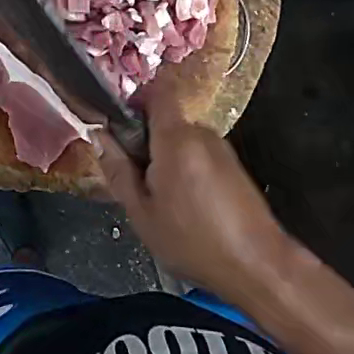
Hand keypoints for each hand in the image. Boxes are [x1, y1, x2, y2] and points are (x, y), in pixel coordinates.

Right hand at [96, 77, 293, 302]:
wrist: (255, 262)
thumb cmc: (193, 241)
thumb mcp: (141, 212)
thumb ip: (117, 169)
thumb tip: (99, 136)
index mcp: (177, 138)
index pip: (158, 91)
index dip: (136, 99)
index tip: (120, 125)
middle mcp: (202, 134)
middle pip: (166, 122)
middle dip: (147, 145)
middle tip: (136, 182)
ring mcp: (221, 149)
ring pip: (182, 142)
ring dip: (166, 162)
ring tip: (162, 203)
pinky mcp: (233, 165)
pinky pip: (199, 156)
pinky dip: (186, 172)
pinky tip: (186, 209)